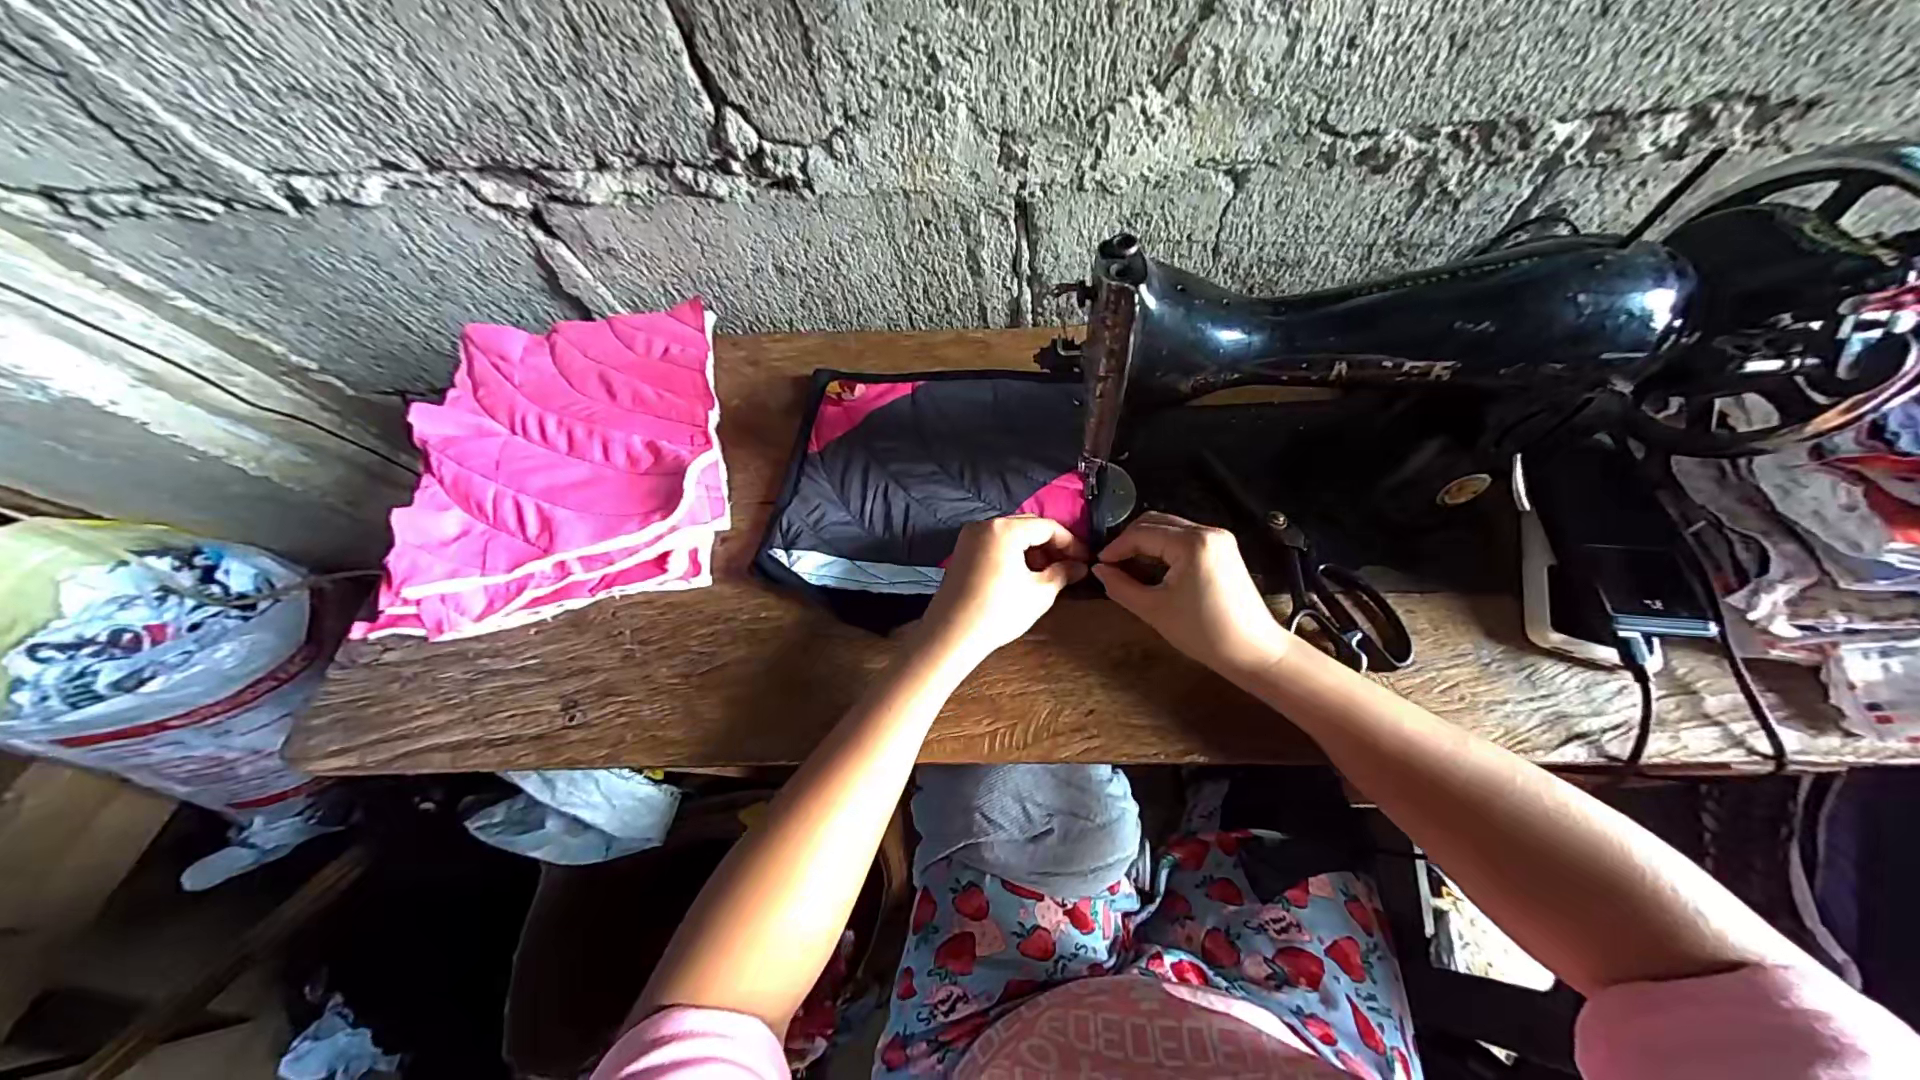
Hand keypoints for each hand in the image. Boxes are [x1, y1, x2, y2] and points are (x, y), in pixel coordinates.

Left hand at [921, 516, 1089, 657]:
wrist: (952, 634)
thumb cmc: (998, 612)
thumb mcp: (1039, 593)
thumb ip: (1062, 573)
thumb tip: (1078, 567)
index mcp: (1004, 529)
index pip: (1048, 527)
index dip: (1071, 543)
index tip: (1084, 560)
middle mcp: (985, 525)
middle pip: (1028, 526)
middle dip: (1051, 545)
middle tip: (1069, 566)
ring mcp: (969, 537)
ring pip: (1011, 534)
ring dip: (1033, 549)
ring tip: (1049, 573)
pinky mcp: (961, 552)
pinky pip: (995, 543)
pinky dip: (1013, 553)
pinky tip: (1025, 574)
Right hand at [1092, 511, 1292, 678]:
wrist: (1254, 651)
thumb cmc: (1203, 632)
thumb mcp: (1153, 609)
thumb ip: (1120, 586)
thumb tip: (1099, 569)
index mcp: (1191, 543)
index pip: (1141, 533)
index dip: (1116, 547)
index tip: (1099, 564)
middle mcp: (1207, 531)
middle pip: (1155, 522)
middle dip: (1129, 540)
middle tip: (1111, 564)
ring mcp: (1219, 539)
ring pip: (1169, 528)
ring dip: (1146, 543)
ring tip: (1128, 566)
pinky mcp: (1223, 549)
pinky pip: (1183, 538)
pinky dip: (1163, 548)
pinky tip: (1152, 568)